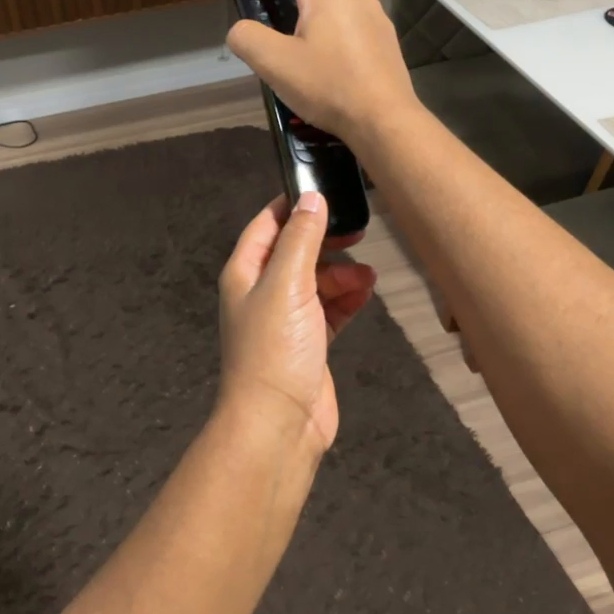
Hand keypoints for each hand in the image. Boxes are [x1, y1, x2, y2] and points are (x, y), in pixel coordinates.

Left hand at [216, 192, 376, 453]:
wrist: (278, 423)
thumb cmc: (275, 348)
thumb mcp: (287, 283)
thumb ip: (301, 239)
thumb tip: (312, 199)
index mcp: (245, 272)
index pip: (266, 225)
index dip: (292, 206)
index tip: (325, 191)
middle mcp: (261, 291)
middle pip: (294, 251)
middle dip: (324, 241)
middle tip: (358, 231)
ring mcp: (284, 319)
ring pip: (315, 281)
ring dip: (341, 274)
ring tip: (368, 276)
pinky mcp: (307, 343)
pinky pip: (328, 310)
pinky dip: (345, 300)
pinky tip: (365, 295)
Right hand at [227, 0, 419, 143]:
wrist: (385, 121)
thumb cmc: (329, 87)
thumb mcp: (274, 64)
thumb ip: (248, 38)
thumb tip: (241, 30)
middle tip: (266, 19)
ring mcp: (375, 20)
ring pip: (333, 7)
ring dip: (308, 17)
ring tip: (292, 50)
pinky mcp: (385, 44)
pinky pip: (349, 28)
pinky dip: (328, 35)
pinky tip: (322, 66)